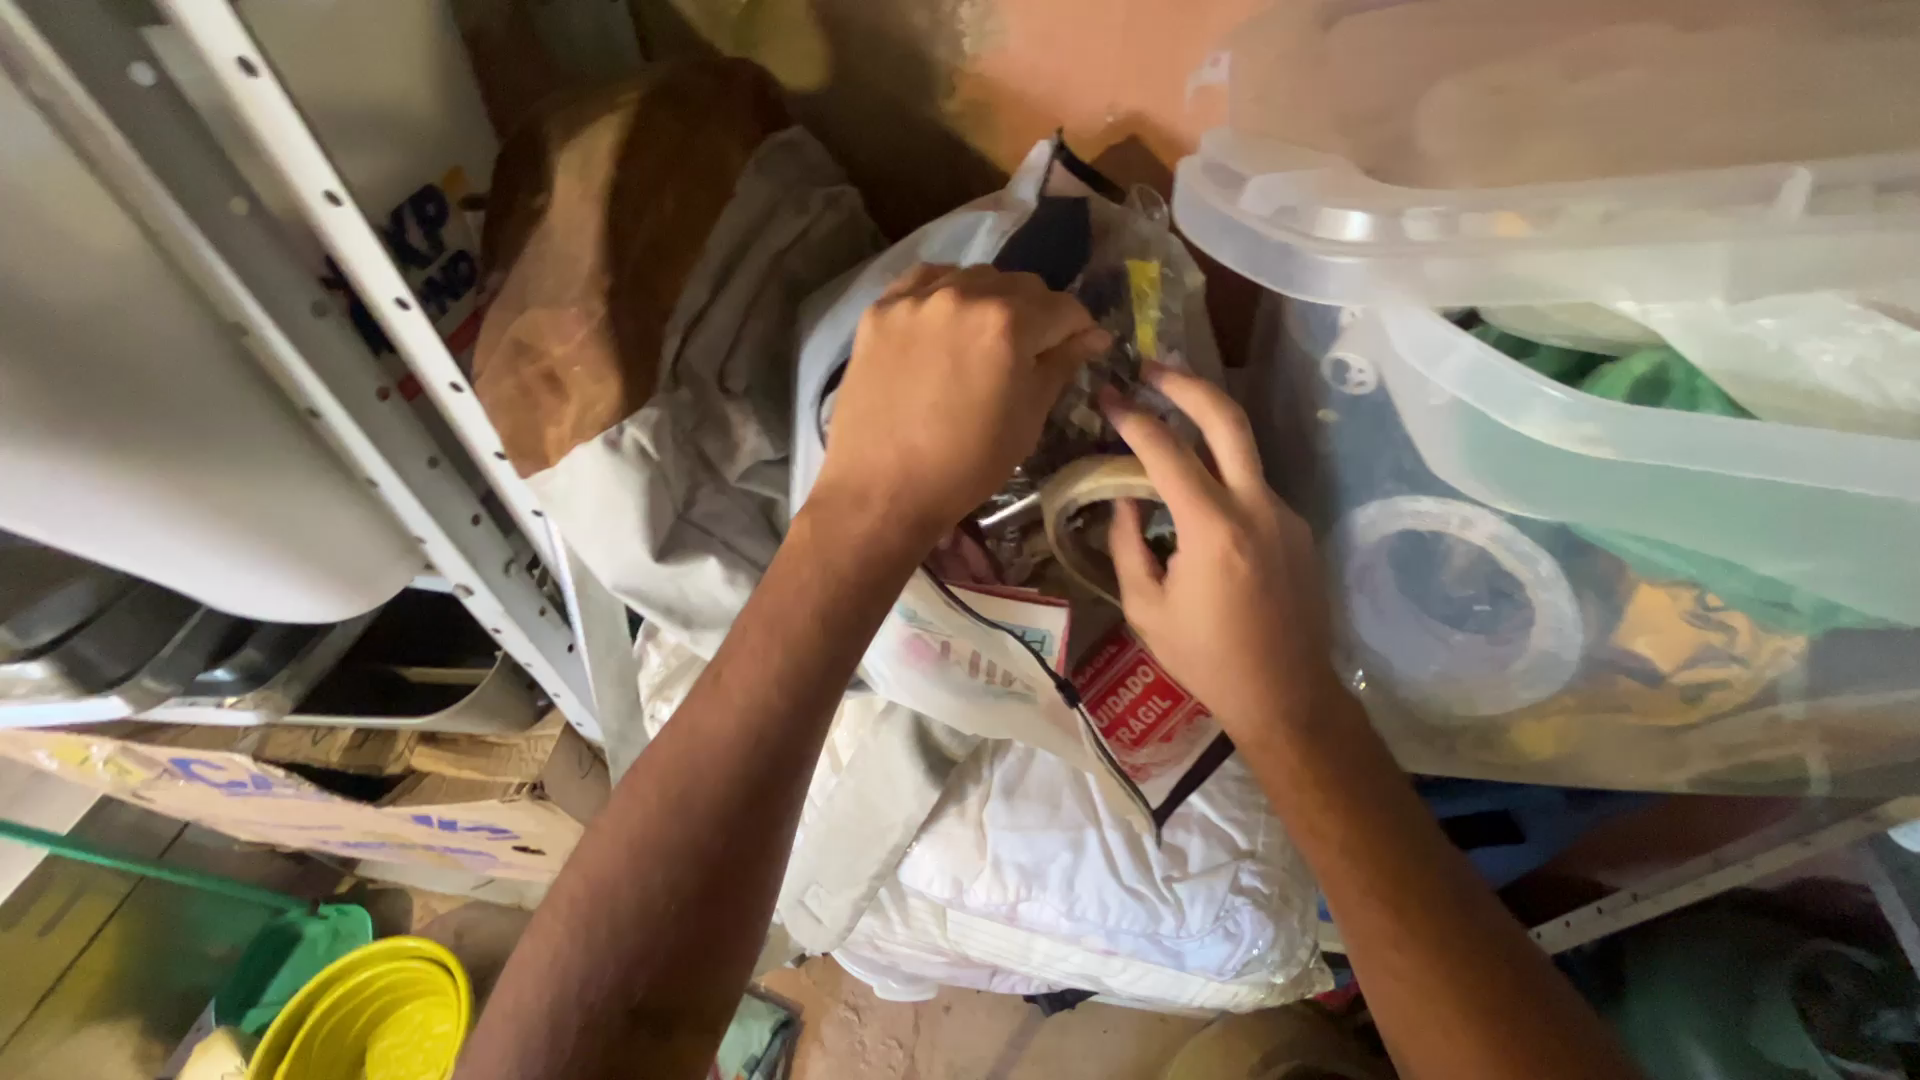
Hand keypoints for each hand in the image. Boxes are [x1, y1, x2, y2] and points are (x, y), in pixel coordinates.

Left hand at [814, 263, 1109, 545]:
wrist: (881, 490)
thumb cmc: (965, 466)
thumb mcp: (1026, 421)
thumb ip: (1059, 367)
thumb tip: (1091, 337)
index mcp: (1009, 325)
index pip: (1064, 308)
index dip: (1079, 330)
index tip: (1080, 349)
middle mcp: (964, 295)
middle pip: (1020, 285)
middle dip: (1038, 313)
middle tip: (1032, 351)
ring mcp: (916, 299)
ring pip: (973, 278)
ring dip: (991, 301)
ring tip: (984, 339)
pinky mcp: (880, 310)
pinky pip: (924, 281)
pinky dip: (944, 293)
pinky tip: (945, 322)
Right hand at [1102, 364, 1340, 740]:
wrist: (1286, 695)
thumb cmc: (1205, 659)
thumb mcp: (1145, 607)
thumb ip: (1129, 543)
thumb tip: (1126, 499)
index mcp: (1213, 529)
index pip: (1167, 451)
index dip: (1133, 417)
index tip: (1108, 395)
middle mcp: (1257, 508)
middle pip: (1227, 419)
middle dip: (1187, 384)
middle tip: (1151, 368)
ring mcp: (1285, 515)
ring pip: (1243, 452)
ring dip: (1205, 430)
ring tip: (1166, 426)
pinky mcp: (1297, 529)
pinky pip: (1252, 488)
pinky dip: (1220, 478)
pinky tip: (1195, 501)